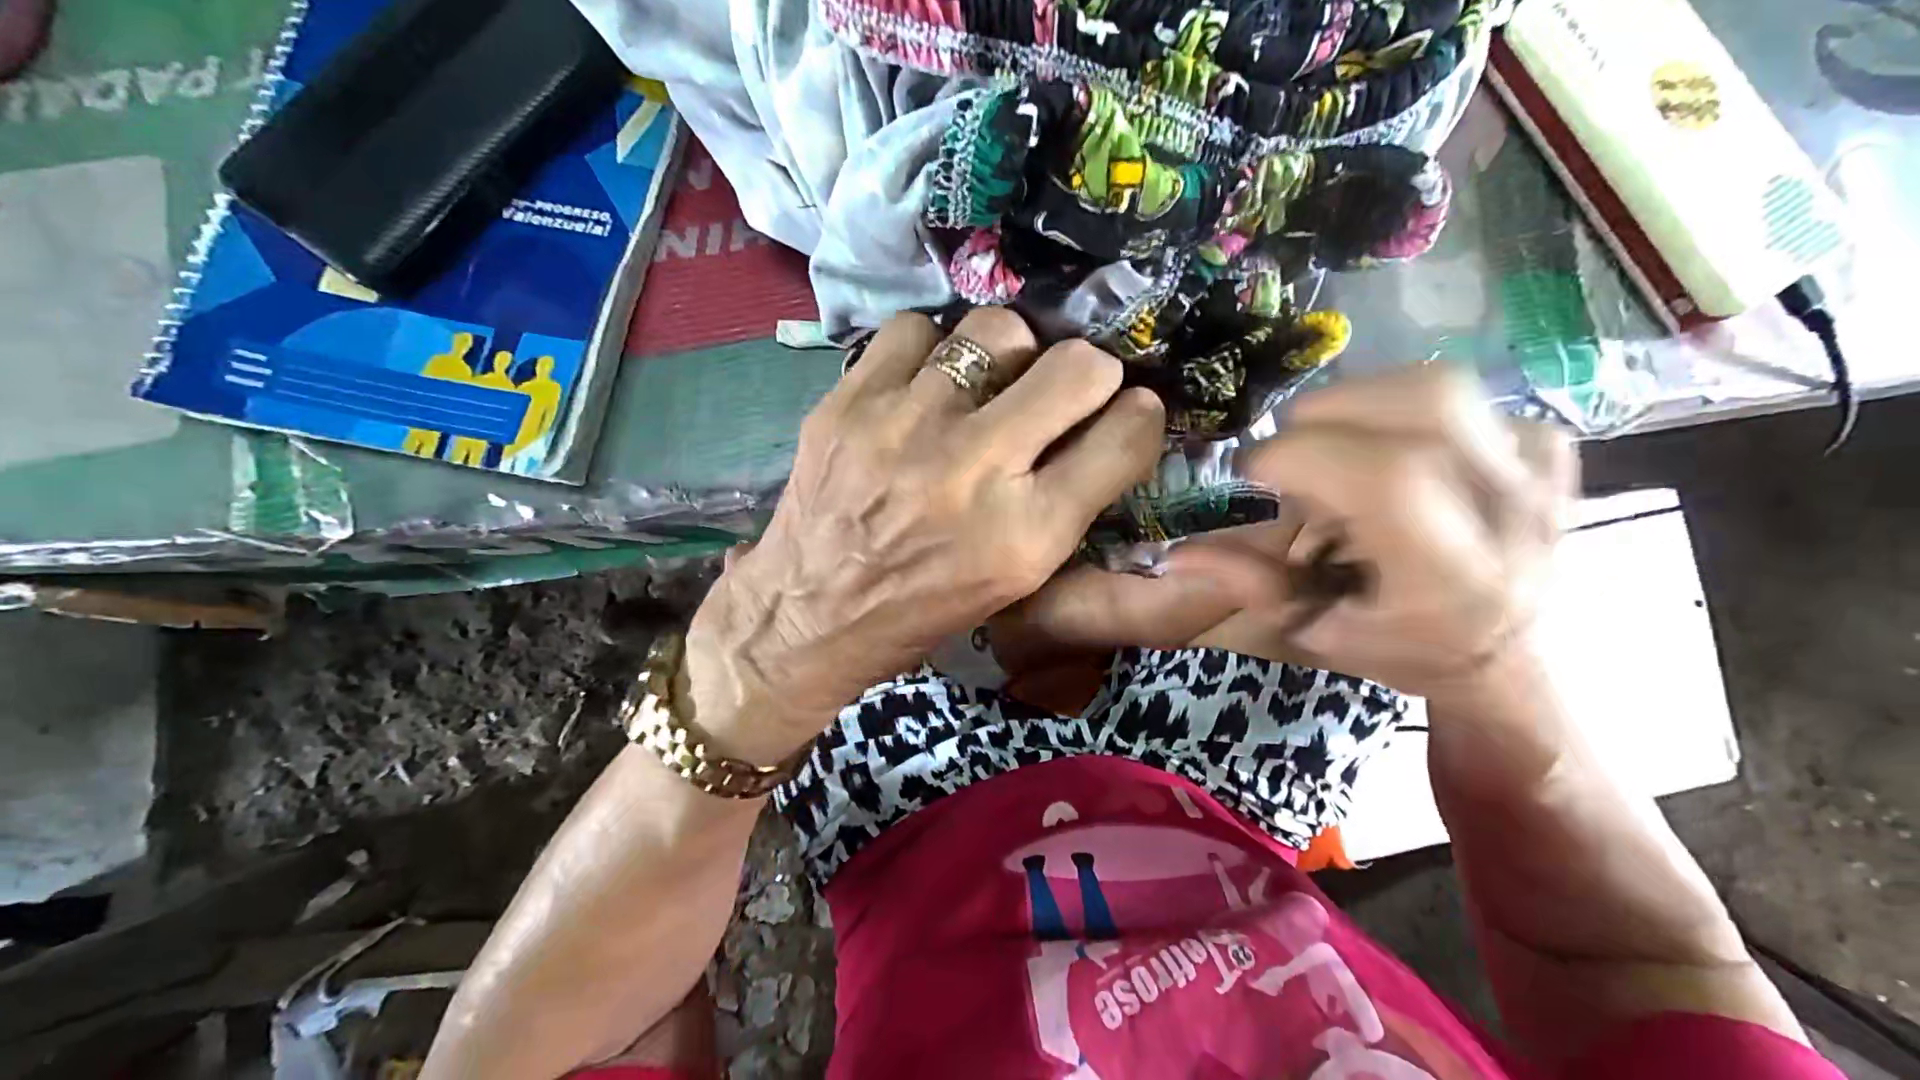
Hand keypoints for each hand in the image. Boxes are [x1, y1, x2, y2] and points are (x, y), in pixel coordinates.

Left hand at [686, 308, 1165, 762]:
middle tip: (1063, 388)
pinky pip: (917, 328)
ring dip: (1009, 354)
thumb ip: (1070, 501)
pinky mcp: (850, 401)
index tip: (1126, 411)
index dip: (1137, 415)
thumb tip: (1111, 420)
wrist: (811, 613)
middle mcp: (974, 469)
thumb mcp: (1016, 579)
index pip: (1125, 436)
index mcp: (1026, 534)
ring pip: (998, 330)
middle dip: (1087, 372)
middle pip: (1077, 367)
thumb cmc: (924, 607)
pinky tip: (922, 385)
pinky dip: (930, 350)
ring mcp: (908, 425)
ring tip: (987, 384)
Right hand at [997, 368, 1576, 702]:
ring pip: (1439, 386)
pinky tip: (1380, 447)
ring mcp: (1538, 470)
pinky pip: (1459, 394)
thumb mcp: (1318, 631)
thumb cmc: (1404, 648)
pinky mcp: (1544, 445)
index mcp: (1454, 577)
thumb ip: (1252, 585)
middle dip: (1327, 412)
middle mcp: (1510, 512)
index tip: (1252, 471)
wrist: (1508, 650)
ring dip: (1358, 402)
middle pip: (1424, 404)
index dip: (1302, 455)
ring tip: (1328, 446)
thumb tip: (1174, 551)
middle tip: (1288, 449)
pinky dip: (1397, 407)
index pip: (1389, 479)